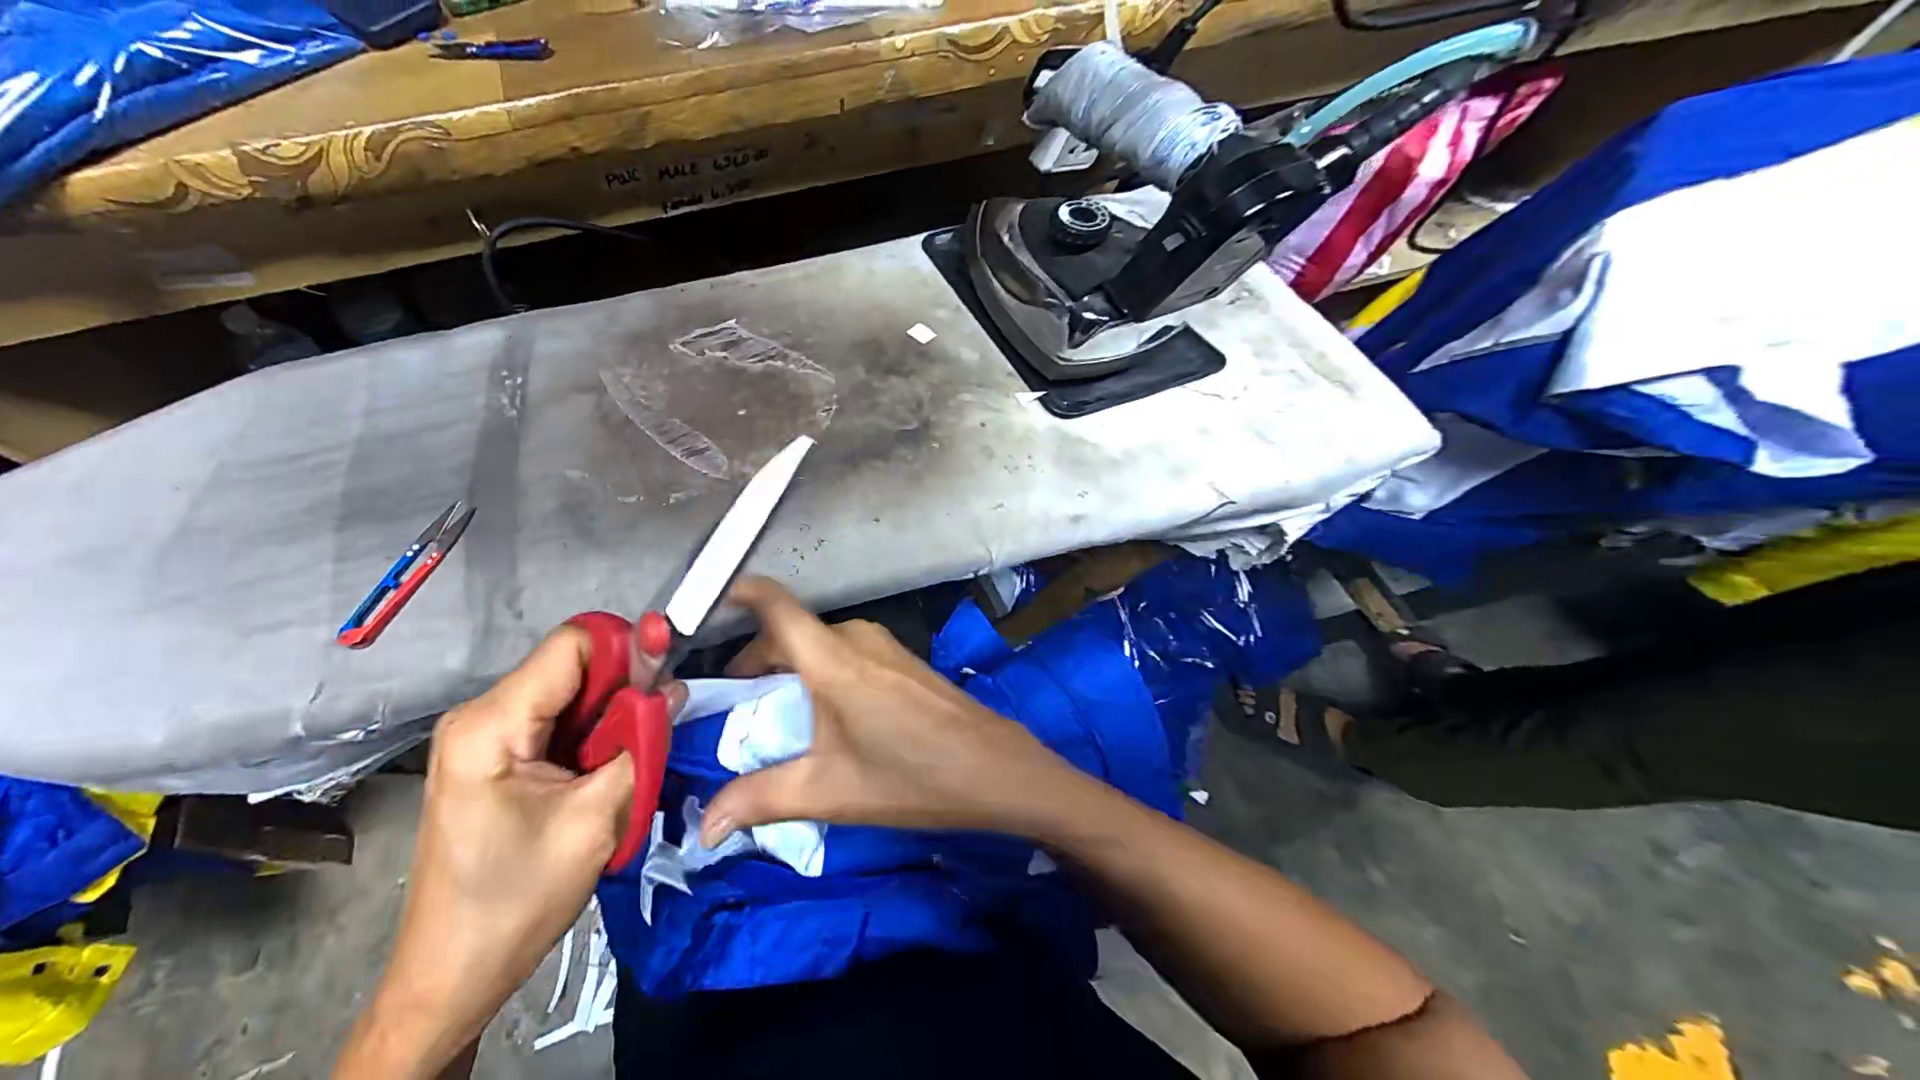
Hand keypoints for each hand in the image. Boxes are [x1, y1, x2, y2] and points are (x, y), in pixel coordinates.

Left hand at [334, 627, 683, 1078]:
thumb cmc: (517, 901)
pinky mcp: (499, 755)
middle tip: (660, 723)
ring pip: (573, 693)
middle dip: (625, 686)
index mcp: (491, 723)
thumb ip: (640, 742)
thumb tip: (676, 685)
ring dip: (615, 714)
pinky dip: (597, 733)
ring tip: (637, 753)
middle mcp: (482, 715)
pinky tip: (611, 766)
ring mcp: (487, 735)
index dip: (628, 648)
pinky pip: (562, 720)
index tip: (668, 675)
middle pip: (573, 666)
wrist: (454, 973)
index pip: (573, 643)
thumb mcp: (596, 818)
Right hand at [700, 577, 1086, 846]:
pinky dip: (821, 671)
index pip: (774, 604)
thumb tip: (703, 826)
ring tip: (773, 713)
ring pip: (820, 643)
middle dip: (754, 659)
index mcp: (832, 658)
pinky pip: (847, 653)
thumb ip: (760, 800)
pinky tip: (824, 713)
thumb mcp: (830, 791)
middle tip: (731, 704)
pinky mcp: (905, 661)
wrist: (997, 770)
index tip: (703, 611)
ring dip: (790, 669)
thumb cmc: (911, 777)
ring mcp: (886, 646)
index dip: (737, 595)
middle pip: (790, 631)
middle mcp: (857, 638)